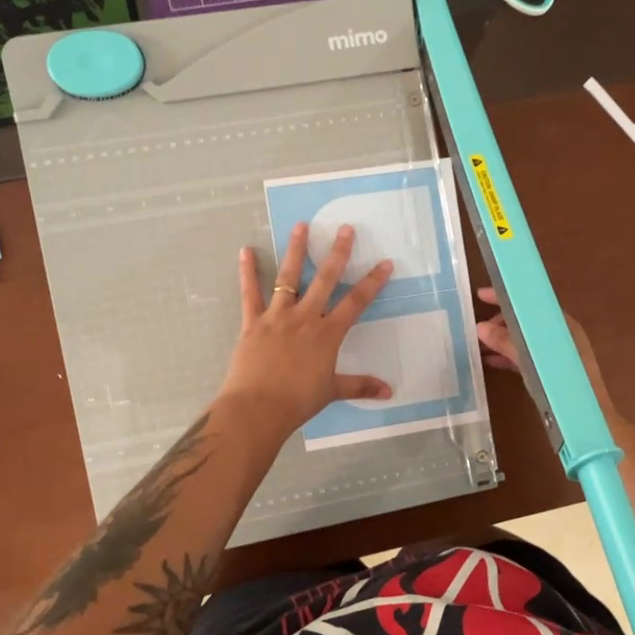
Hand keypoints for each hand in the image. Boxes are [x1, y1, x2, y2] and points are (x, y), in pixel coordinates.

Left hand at [219, 222, 394, 438]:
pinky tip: (245, 251)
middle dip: (337, 252)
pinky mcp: (252, 322)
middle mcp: (305, 318)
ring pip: (288, 278)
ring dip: (295, 250)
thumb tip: (389, 391)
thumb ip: (360, 386)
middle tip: (345, 228)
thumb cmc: (298, 401)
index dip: (372, 282)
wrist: (258, 408)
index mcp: (328, 334)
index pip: (356, 302)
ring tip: (300, 226)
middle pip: (325, 279)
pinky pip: (249, 293)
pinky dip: (247, 272)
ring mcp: (277, 317)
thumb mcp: (332, 392)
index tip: (385, 263)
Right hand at [472, 287, 613, 412]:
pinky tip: (489, 362)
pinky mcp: (551, 372)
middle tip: (476, 328)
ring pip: (523, 341)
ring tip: (477, 345)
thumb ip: (507, 342)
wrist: (586, 418)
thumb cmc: (562, 383)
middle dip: (500, 322)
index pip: (530, 302)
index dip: (506, 297)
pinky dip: (508, 357)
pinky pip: (526, 357)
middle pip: (525, 321)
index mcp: (561, 324)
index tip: (480, 295)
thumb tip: (480, 328)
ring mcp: (556, 354)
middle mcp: (560, 335)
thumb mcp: (530, 359)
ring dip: (501, 341)